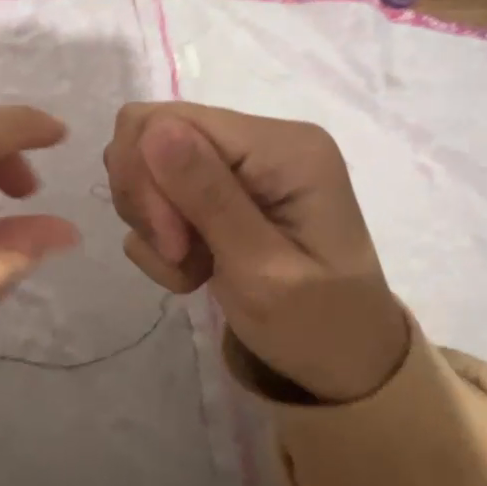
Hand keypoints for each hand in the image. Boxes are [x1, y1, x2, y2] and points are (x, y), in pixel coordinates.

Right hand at [104, 105, 408, 403]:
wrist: (342, 365)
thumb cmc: (315, 324)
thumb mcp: (263, 271)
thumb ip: (209, 198)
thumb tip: (156, 128)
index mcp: (282, 146)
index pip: (168, 120)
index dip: (149, 178)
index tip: (174, 244)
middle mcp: (259, 138)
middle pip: (148, 133)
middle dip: (147, 200)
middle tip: (177, 256)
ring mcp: (238, 162)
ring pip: (144, 163)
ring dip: (151, 222)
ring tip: (189, 267)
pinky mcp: (217, 186)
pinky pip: (154, 191)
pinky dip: (157, 235)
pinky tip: (191, 267)